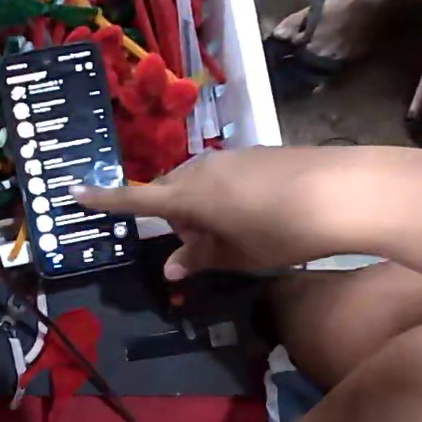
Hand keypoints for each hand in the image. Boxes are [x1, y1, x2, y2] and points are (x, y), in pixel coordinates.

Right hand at [75, 145, 402, 278]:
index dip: (105, 199)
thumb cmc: (284, 231)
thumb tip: (172, 268)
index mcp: (189, 195)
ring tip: (232, 235)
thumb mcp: (239, 254)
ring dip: (200, 210)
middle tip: (201, 248)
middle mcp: (201, 168)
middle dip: (174, 220)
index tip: (74, 192)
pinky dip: (221, 198)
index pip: (136, 200)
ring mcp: (229, 158)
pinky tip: (253, 214)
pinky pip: (220, 177)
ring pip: (196, 185)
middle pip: (169, 194)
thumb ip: (201, 257)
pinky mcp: (254, 154)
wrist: (347, 191)